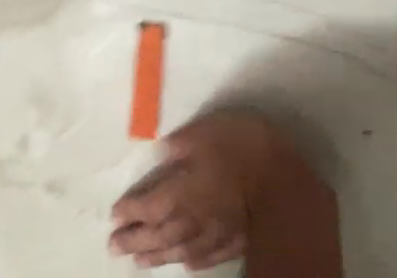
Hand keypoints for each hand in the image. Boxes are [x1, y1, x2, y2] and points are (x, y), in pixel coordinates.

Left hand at [109, 111, 316, 270]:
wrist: (282, 179)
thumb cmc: (240, 146)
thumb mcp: (203, 131)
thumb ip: (179, 145)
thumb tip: (161, 153)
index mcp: (180, 191)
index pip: (148, 206)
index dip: (130, 211)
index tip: (114, 215)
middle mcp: (192, 219)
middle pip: (158, 234)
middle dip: (135, 241)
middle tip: (114, 247)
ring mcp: (215, 234)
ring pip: (179, 251)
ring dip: (157, 257)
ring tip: (140, 263)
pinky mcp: (236, 242)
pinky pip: (209, 257)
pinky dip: (193, 262)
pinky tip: (187, 265)